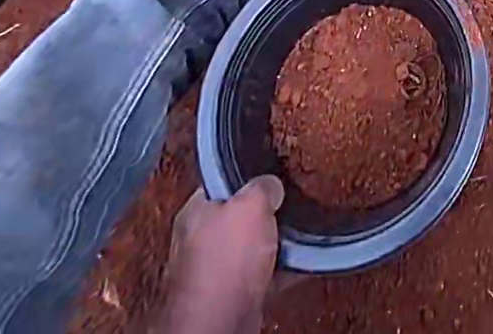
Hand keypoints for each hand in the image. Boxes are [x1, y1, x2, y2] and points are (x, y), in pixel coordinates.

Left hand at [158, 176, 283, 333]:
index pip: (221, 184)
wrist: (220, 324)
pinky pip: (262, 274)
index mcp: (195, 213)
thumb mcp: (252, 204)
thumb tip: (271, 187)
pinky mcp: (231, 297)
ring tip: (296, 232)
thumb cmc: (227, 260)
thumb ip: (262, 186)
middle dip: (264, 213)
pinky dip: (280, 268)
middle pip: (239, 217)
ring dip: (274, 242)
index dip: (247, 177)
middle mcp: (199, 242)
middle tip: (286, 204)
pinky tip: (297, 262)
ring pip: (252, 247)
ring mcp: (214, 272)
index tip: (270, 174)